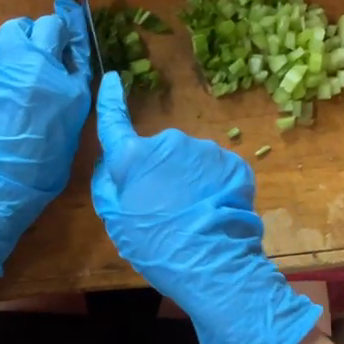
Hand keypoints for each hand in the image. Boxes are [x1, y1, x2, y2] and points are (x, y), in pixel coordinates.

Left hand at [0, 0, 93, 275]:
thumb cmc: (42, 165)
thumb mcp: (72, 125)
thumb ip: (74, 88)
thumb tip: (71, 64)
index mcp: (64, 83)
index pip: (71, 41)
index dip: (70, 34)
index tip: (69, 38)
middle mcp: (34, 67)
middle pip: (40, 26)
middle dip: (45, 30)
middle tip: (46, 46)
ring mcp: (2, 68)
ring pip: (10, 31)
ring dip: (19, 37)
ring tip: (22, 54)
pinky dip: (0, 50)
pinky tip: (3, 67)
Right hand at [91, 75, 321, 343]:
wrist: (212, 264)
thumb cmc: (155, 245)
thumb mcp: (116, 221)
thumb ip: (108, 186)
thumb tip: (111, 164)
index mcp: (135, 156)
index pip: (115, 120)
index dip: (110, 99)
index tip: (111, 79)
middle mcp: (170, 142)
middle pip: (158, 153)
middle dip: (159, 172)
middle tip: (162, 207)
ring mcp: (206, 151)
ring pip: (190, 162)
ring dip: (188, 180)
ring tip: (192, 215)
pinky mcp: (234, 164)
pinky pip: (216, 171)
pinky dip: (212, 187)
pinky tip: (212, 212)